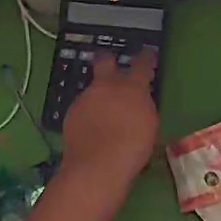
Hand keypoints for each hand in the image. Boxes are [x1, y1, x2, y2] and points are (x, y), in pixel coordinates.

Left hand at [61, 49, 159, 183]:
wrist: (97, 165)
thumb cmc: (133, 147)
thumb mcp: (149, 125)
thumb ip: (143, 106)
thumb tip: (138, 101)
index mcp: (132, 87)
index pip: (142, 64)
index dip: (146, 58)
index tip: (148, 55)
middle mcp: (106, 86)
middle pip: (105, 60)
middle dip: (110, 60)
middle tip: (114, 68)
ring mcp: (86, 98)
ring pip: (93, 88)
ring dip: (99, 95)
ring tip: (104, 114)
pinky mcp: (71, 112)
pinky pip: (84, 107)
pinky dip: (89, 113)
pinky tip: (93, 128)